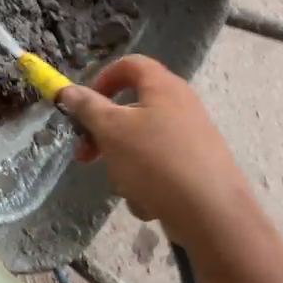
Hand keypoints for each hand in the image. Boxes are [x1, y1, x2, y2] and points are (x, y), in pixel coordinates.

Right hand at [57, 55, 257, 250]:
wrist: (214, 217)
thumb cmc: (156, 161)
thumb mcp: (110, 129)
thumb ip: (86, 107)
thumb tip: (68, 90)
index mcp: (164, 88)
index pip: (131, 64)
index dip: (104, 77)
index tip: (86, 102)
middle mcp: (182, 108)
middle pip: (131, 110)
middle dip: (103, 134)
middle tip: (85, 155)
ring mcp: (193, 140)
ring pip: (141, 143)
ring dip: (124, 164)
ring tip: (125, 186)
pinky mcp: (198, 170)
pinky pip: (160, 168)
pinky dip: (147, 183)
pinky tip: (148, 203)